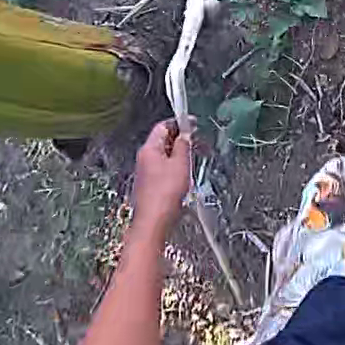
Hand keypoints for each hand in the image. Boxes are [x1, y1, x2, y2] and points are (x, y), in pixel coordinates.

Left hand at [129, 120, 190, 241]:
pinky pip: (164, 167)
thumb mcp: (181, 162)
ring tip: (196, 157)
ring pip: (165, 155)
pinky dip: (176, 165)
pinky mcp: (150, 184)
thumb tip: (185, 133)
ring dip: (180, 153)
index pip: (163, 126)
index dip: (179, 123)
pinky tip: (186, 173)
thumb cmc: (166, 191)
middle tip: (199, 142)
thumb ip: (183, 144)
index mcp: (149, 149)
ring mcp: (146, 172)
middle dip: (181, 139)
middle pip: (163, 140)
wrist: (154, 221)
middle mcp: (144, 158)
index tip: (194, 124)